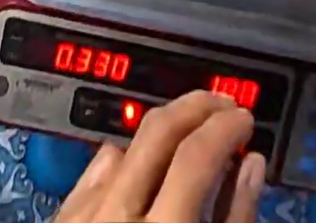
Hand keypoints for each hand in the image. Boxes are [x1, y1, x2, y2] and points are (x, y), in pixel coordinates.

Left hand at [53, 92, 265, 222]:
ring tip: (196, 130)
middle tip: (226, 104)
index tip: (246, 117)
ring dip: (166, 129)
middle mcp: (115, 212)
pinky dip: (129, 158)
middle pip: (157, 131)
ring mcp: (83, 211)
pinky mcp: (65, 215)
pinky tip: (148, 164)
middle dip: (197, 106)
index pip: (194, 158)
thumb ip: (234, 220)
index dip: (225, 128)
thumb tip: (249, 163)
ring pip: (127, 143)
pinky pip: (99, 169)